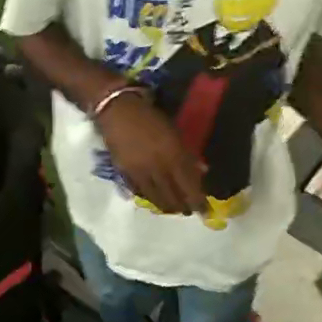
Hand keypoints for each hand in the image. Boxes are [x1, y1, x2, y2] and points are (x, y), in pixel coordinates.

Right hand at [94, 90, 206, 215]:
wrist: (116, 109)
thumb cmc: (150, 115)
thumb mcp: (174, 131)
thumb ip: (187, 154)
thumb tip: (201, 172)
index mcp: (173, 154)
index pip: (189, 187)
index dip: (198, 202)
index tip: (205, 211)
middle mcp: (158, 168)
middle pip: (173, 197)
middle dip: (183, 207)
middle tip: (188, 210)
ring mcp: (140, 172)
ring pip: (156, 199)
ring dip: (166, 206)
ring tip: (172, 208)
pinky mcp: (124, 173)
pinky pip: (140, 192)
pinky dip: (149, 197)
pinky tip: (153, 197)